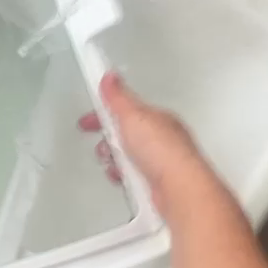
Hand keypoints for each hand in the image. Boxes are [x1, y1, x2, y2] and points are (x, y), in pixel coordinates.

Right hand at [91, 72, 239, 223]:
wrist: (180, 190)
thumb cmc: (163, 151)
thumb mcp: (133, 116)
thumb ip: (118, 97)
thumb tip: (110, 77)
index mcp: (157, 118)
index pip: (125, 110)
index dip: (103, 114)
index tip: (87, 122)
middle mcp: (161, 139)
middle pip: (124, 135)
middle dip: (108, 141)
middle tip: (104, 148)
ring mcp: (159, 162)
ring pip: (126, 157)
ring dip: (114, 161)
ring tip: (115, 166)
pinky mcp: (156, 184)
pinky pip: (131, 177)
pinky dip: (123, 178)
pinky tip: (123, 180)